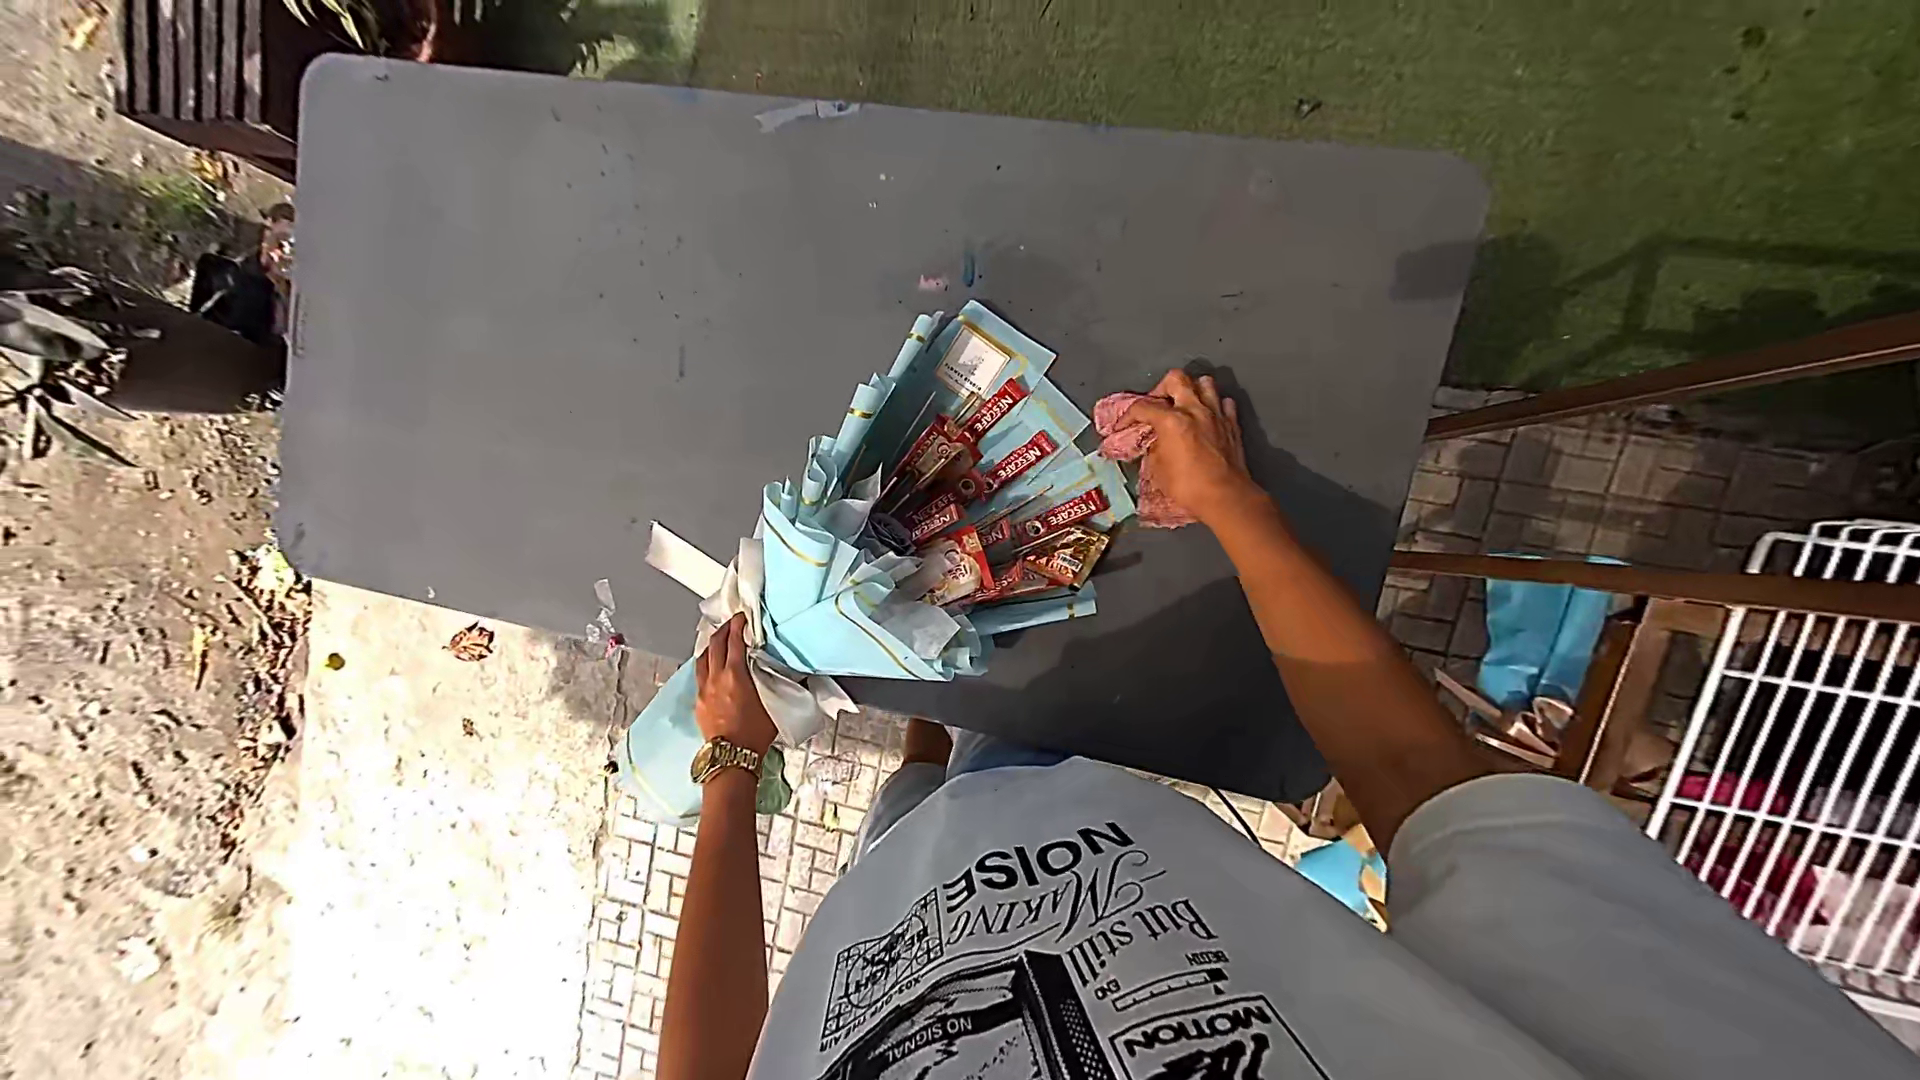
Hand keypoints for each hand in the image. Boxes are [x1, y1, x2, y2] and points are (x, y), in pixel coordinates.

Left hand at [695, 614, 777, 754]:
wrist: (732, 756)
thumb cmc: (756, 731)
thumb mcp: (772, 703)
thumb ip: (775, 683)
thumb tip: (789, 672)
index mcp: (735, 675)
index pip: (734, 641)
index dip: (738, 625)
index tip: (742, 617)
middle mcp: (716, 678)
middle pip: (715, 644)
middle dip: (724, 630)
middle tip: (732, 623)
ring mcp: (704, 689)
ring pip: (703, 658)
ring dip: (712, 645)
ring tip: (719, 640)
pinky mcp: (698, 701)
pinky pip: (700, 673)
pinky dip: (706, 662)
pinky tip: (711, 665)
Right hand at [1121, 370, 1264, 524]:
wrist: (1224, 496)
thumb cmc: (1187, 486)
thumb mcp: (1157, 468)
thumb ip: (1153, 446)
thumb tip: (1154, 441)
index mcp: (1171, 420)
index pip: (1142, 406)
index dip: (1128, 415)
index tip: (1123, 425)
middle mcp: (1194, 410)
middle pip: (1175, 379)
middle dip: (1161, 389)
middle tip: (1156, 405)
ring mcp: (1216, 414)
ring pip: (1204, 383)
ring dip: (1191, 390)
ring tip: (1184, 406)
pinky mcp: (1232, 423)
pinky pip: (1223, 402)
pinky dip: (1213, 405)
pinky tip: (1207, 417)